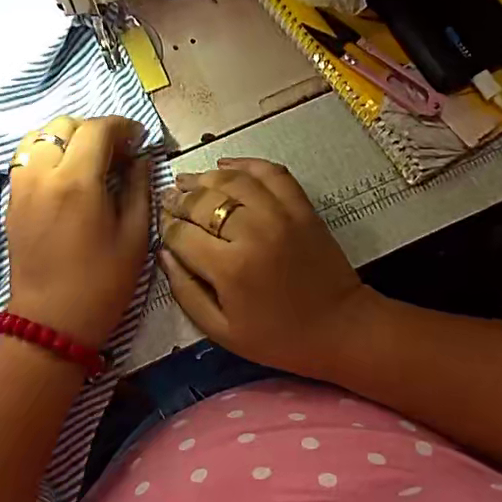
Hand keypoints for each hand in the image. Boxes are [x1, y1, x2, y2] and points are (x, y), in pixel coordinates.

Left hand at [5, 115, 152, 348]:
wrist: (53, 321)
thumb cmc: (103, 283)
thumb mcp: (135, 236)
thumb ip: (138, 188)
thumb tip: (141, 160)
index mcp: (77, 182)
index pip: (97, 130)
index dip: (123, 127)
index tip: (140, 139)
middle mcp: (42, 175)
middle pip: (64, 125)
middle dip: (95, 129)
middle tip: (118, 151)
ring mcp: (21, 187)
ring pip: (39, 136)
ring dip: (68, 137)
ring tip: (90, 159)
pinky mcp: (12, 201)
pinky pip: (27, 158)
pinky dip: (49, 153)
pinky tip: (69, 175)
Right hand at [158, 157, 377, 377]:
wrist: (339, 327)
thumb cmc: (278, 337)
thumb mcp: (221, 331)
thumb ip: (186, 292)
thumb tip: (164, 254)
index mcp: (229, 268)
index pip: (182, 234)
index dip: (166, 227)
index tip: (162, 226)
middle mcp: (252, 232)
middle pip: (203, 201)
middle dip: (179, 199)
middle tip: (168, 198)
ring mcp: (280, 214)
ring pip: (233, 181)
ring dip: (205, 177)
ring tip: (188, 180)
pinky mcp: (301, 207)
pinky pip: (270, 173)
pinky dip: (246, 164)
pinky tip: (226, 166)